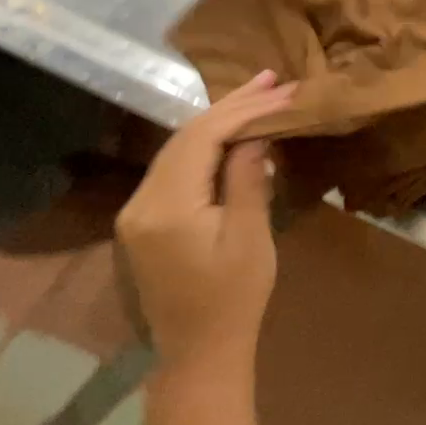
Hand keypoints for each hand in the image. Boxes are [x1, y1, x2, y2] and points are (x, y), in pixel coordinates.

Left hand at [116, 71, 293, 369]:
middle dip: (232, 105)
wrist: (199, 345)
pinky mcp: (148, 218)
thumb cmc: (235, 292)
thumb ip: (247, 179)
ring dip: (220, 119)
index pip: (202, 139)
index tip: (286, 92)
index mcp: (166, 207)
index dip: (244, 110)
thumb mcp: (250, 234)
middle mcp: (141, 202)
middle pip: (185, 138)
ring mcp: (139, 210)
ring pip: (179, 148)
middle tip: (275, 79)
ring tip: (261, 92)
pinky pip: (177, 165)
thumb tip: (255, 135)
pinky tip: (234, 128)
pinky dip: (208, 140)